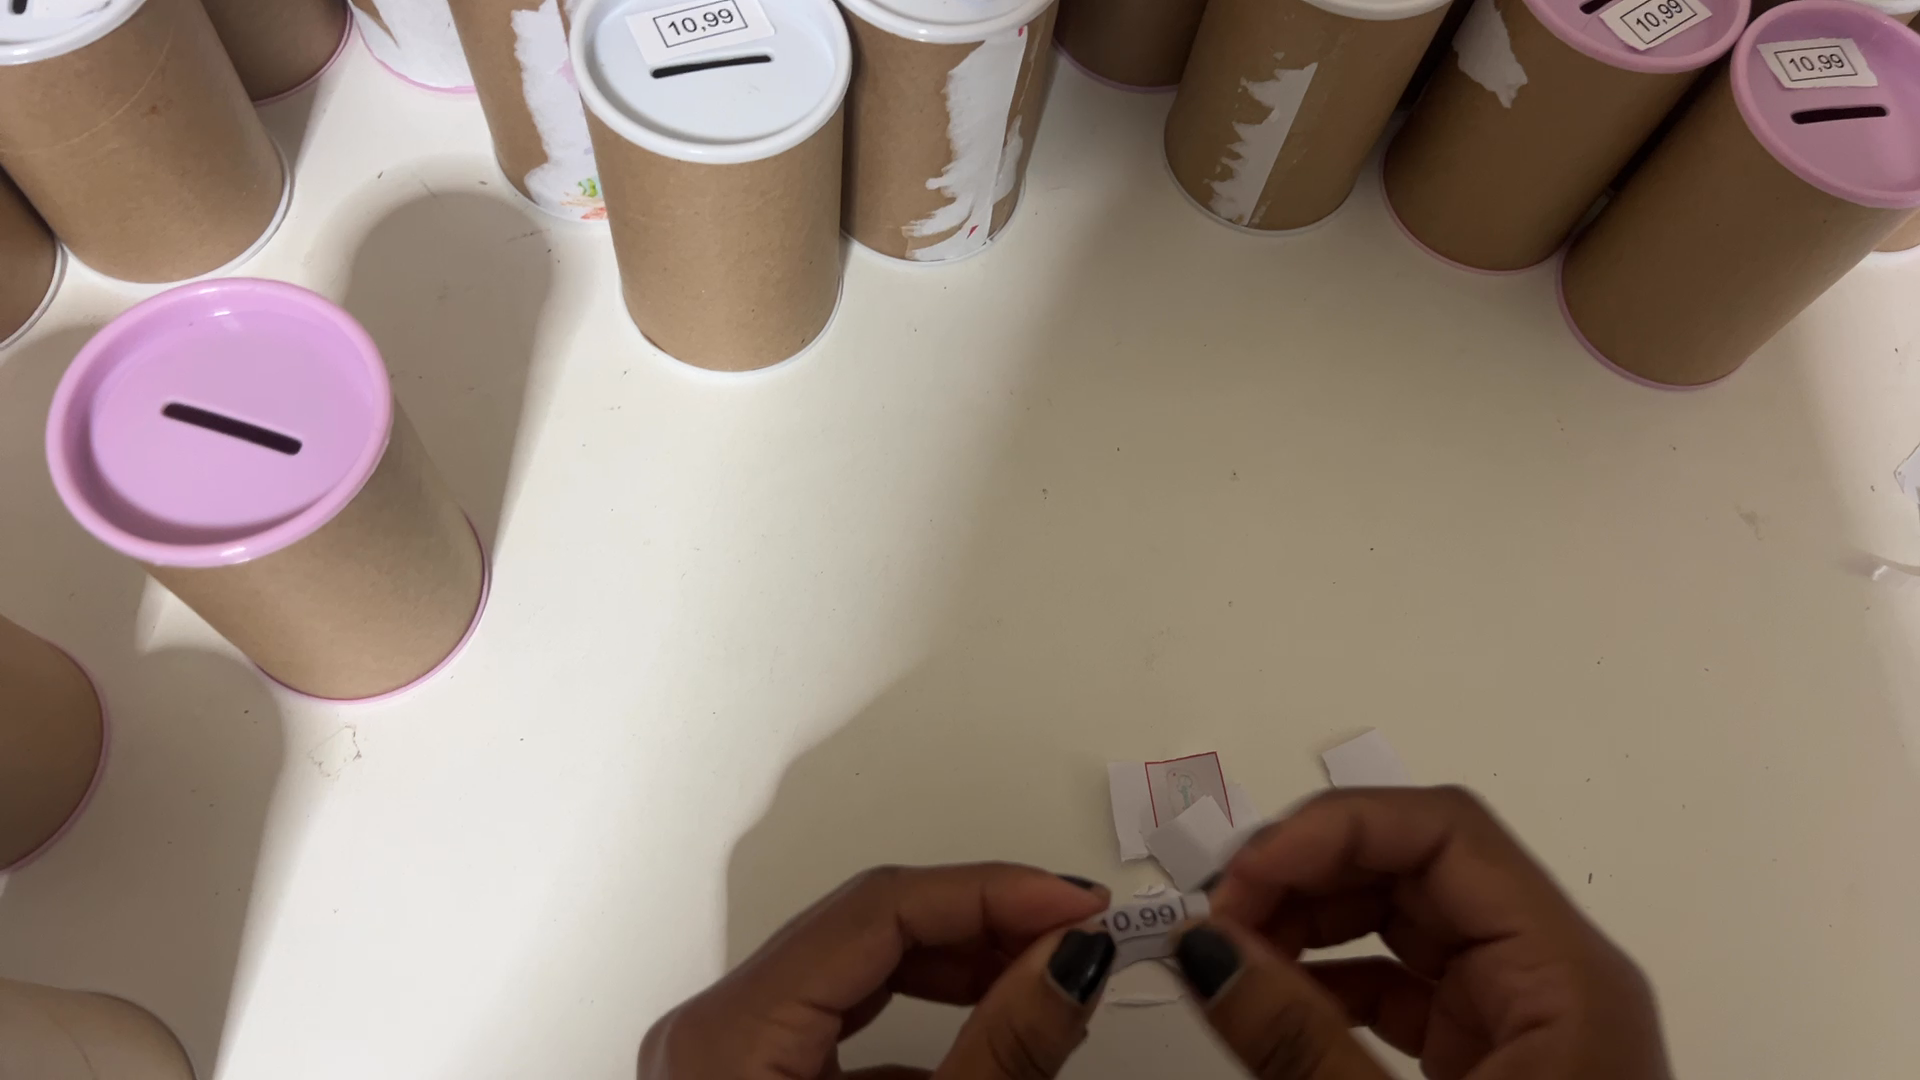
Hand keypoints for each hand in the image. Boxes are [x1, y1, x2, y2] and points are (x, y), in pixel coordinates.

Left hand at [639, 863, 1119, 1078]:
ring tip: (1045, 961)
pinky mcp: (767, 1073)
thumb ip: (1002, 1051)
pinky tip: (994, 1015)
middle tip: (1071, 927)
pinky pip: (857, 1015)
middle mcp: (721, 1025)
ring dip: (963, 958)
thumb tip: (1069, 960)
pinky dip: (931, 1010)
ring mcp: (740, 1048)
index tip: (1071, 903)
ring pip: (868, 963)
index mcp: (731, 1036)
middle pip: (873, 927)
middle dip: (983, 919)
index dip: (987, 892)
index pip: (878, 910)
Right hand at [1178, 787, 1671, 1079]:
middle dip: (1304, 868)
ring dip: (1304, 912)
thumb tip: (1198, 942)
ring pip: (1394, 904)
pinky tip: (1275, 996)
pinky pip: (1389, 968)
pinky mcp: (1482, 1045)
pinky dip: (1322, 966)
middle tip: (1221, 915)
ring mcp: (1515, 1007)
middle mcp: (1546, 970)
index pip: (1442, 831)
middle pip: (1410, 858)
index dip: (1332, 830)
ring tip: (1235, 952)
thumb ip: (1298, 1044)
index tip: (1243, 879)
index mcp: (1564, 977)